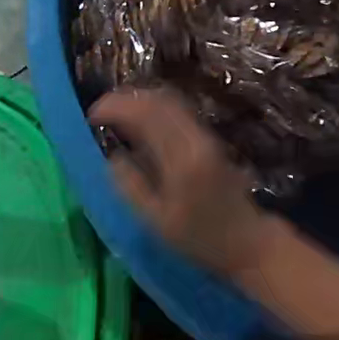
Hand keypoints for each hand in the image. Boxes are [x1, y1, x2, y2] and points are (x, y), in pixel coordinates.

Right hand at [90, 89, 278, 275]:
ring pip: (170, 100)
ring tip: (115, 114)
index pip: (146, 114)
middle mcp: (195, 138)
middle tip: (99, 111)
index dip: (115, 107)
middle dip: (125, 98)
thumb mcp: (157, 221)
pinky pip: (178, 110)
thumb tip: (112, 156)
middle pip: (159, 99)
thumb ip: (131, 187)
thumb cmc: (200, 238)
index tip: (91, 116)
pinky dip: (155, 108)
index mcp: (181, 158)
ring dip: (140, 100)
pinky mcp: (209, 138)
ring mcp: (205, 135)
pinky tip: (140, 123)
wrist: (247, 240)